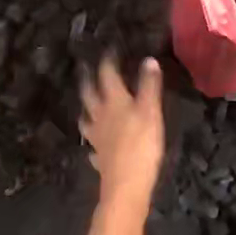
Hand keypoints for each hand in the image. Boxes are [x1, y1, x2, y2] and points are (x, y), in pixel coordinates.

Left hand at [79, 56, 164, 206]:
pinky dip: (93, 141)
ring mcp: (97, 137)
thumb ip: (149, 86)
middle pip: (89, 94)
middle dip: (87, 80)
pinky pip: (93, 146)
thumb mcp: (151, 111)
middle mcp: (100, 116)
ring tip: (86, 106)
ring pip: (86, 119)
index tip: (108, 50)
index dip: (107, 61)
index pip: (107, 75)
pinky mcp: (100, 157)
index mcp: (113, 101)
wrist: (126, 185)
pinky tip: (95, 145)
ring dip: (86, 110)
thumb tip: (148, 59)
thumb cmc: (141, 144)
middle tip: (84, 69)